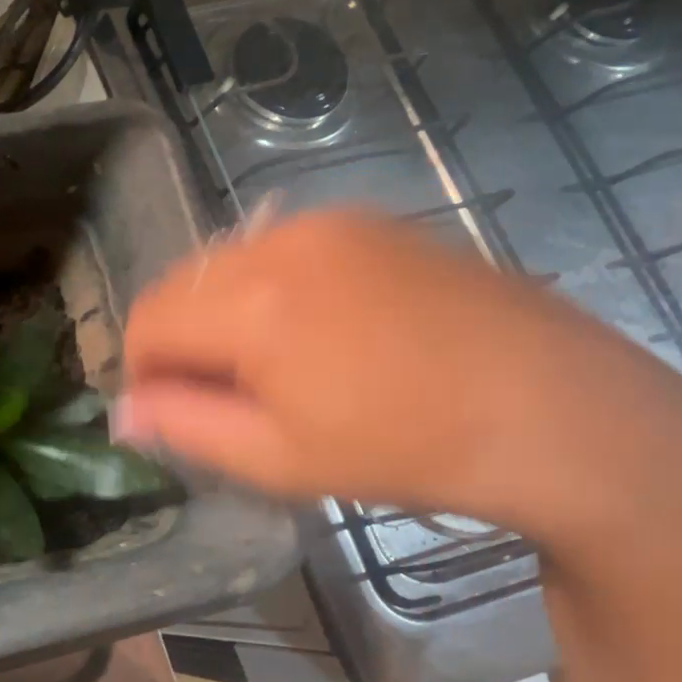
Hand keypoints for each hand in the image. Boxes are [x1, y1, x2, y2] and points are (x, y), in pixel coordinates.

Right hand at [114, 209, 681, 539]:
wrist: (559, 412)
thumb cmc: (407, 448)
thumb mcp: (278, 459)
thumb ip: (185, 426)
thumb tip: (123, 410)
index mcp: (254, 302)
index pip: (147, 321)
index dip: (144, 372)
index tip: (177, 413)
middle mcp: (281, 242)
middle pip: (180, 285)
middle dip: (181, 340)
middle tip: (225, 397)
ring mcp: (331, 223)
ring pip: (224, 264)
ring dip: (220, 313)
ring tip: (272, 367)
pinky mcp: (370, 222)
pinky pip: (276, 249)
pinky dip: (265, 288)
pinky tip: (314, 332)